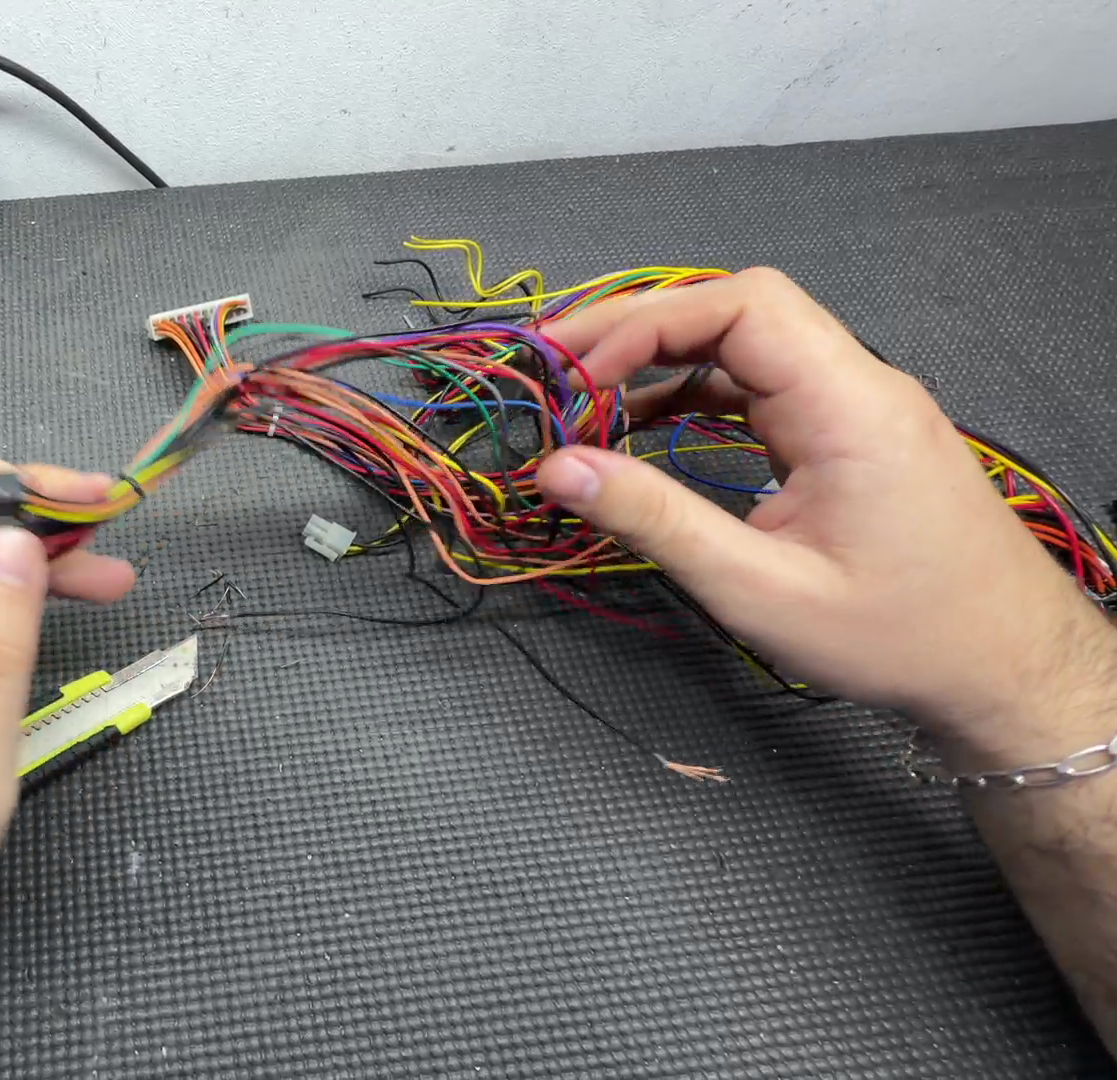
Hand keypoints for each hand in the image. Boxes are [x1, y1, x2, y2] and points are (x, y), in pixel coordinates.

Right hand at [534, 268, 1116, 763]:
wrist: (1005, 668)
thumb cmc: (894, 635)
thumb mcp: (754, 586)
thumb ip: (651, 518)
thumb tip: (554, 467)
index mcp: (848, 407)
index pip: (743, 308)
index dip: (647, 326)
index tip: (580, 379)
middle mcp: (850, 386)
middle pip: (732, 310)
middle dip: (632, 326)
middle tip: (551, 362)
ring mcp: (841, 406)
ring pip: (734, 344)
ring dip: (650, 358)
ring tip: (577, 393)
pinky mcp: (828, 431)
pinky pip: (742, 385)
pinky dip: (676, 393)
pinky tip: (631, 426)